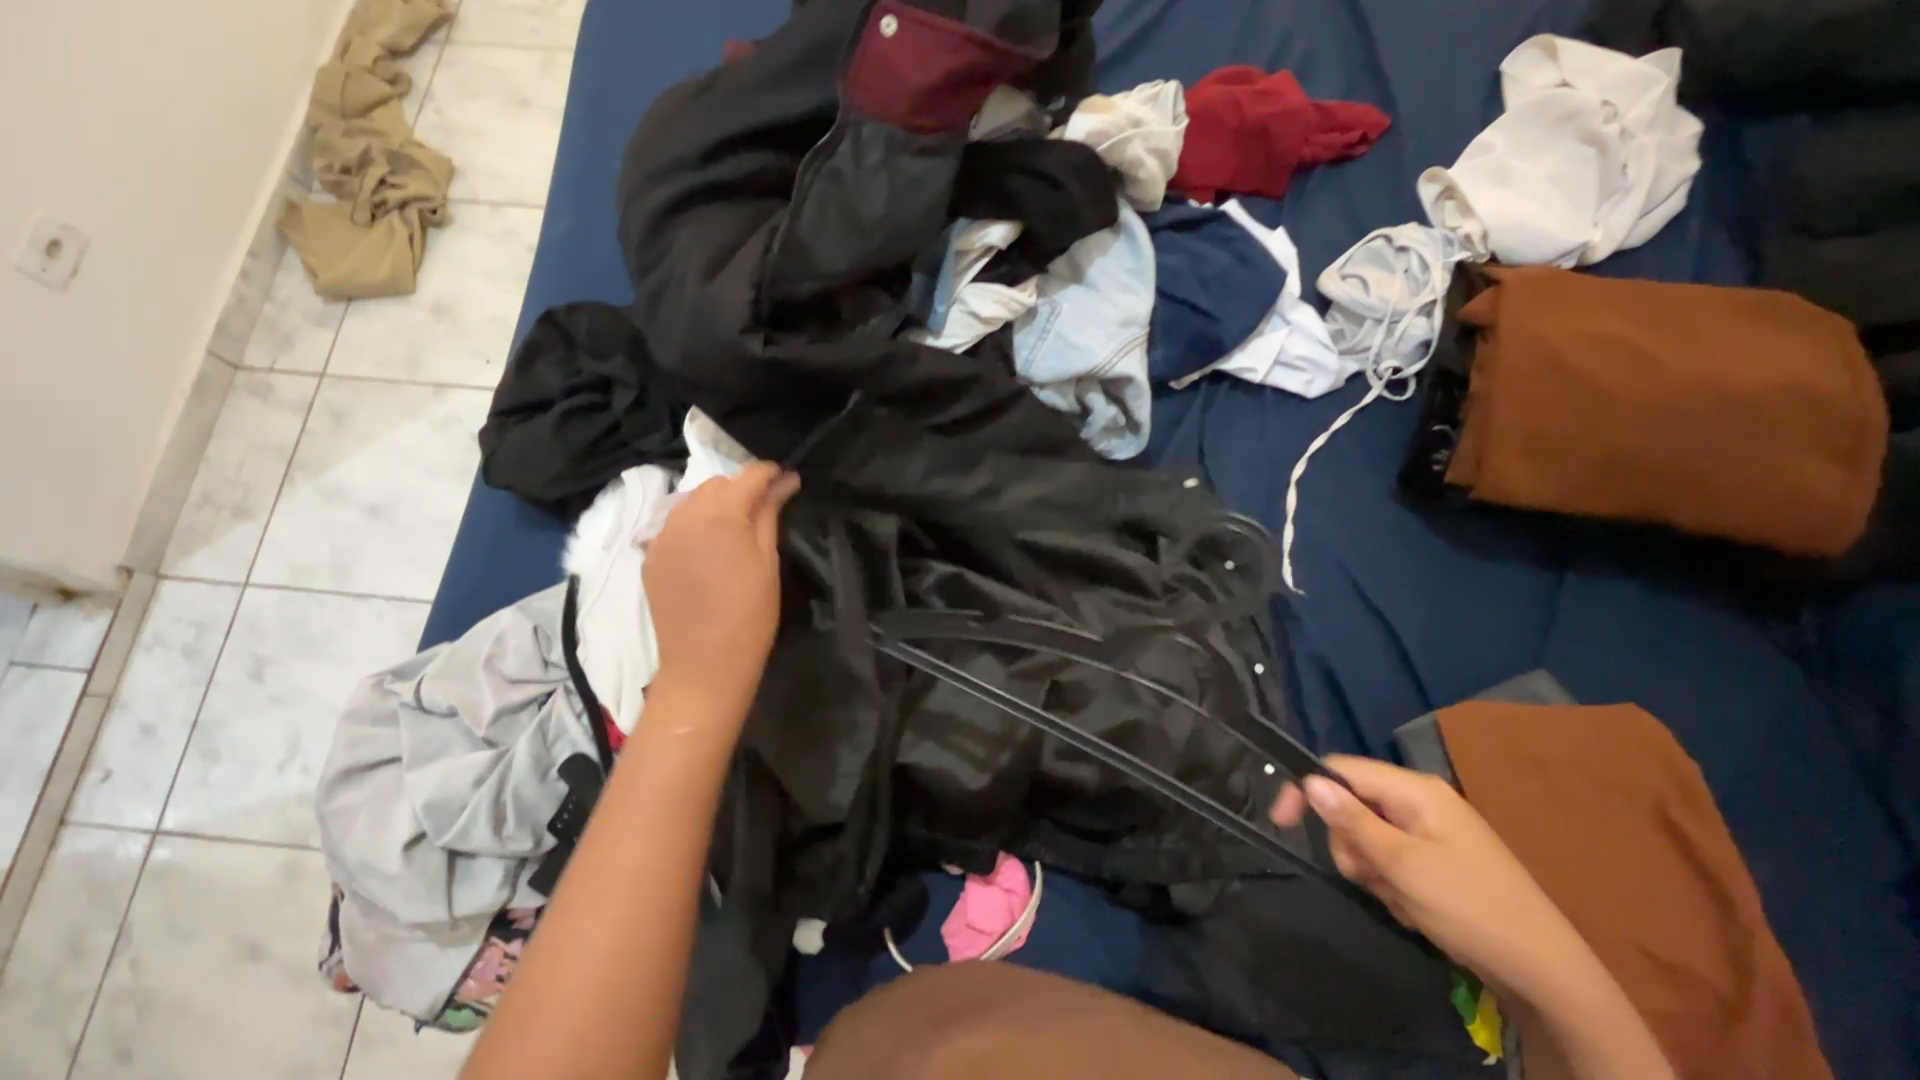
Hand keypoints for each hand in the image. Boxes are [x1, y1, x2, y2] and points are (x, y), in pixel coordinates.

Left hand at [644, 462, 799, 715]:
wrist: (703, 665)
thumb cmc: (749, 616)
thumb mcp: (767, 562)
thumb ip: (770, 514)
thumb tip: (783, 482)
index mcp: (720, 514)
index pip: (748, 475)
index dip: (770, 474)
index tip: (788, 481)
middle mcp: (684, 515)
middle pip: (716, 484)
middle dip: (741, 489)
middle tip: (765, 511)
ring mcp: (662, 536)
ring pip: (691, 502)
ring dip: (715, 506)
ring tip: (735, 529)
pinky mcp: (650, 557)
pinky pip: (674, 526)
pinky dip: (694, 526)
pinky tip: (709, 549)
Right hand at [1271, 755, 1591, 1002]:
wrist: (1539, 967)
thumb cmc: (1468, 906)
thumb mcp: (1401, 864)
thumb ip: (1352, 820)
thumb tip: (1310, 779)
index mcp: (1416, 791)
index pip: (1342, 770)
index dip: (1308, 790)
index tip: (1281, 821)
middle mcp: (1421, 802)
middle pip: (1352, 806)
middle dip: (1349, 845)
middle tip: (1371, 877)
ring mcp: (1430, 833)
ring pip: (1367, 839)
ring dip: (1371, 871)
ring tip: (1400, 898)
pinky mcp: (1435, 861)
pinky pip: (1390, 862)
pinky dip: (1390, 886)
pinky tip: (1413, 908)